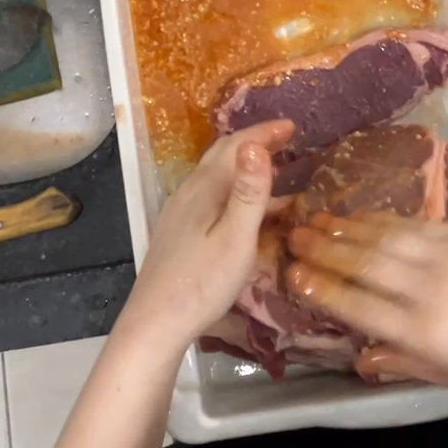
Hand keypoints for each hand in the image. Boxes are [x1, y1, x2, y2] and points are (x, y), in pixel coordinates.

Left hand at [118, 120, 293, 352]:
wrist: (156, 321)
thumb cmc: (202, 282)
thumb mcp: (235, 239)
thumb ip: (249, 193)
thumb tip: (257, 144)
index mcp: (205, 188)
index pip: (236, 146)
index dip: (264, 133)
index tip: (291, 126)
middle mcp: (189, 191)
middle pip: (222, 156)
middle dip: (254, 142)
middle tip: (285, 139)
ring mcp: (180, 211)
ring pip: (216, 176)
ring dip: (244, 166)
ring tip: (274, 171)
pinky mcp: (178, 230)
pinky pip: (211, 195)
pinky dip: (234, 189)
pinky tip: (246, 211)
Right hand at [285, 213, 447, 400]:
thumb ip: (404, 362)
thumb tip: (359, 356)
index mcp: (426, 335)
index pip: (358, 306)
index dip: (320, 289)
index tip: (291, 276)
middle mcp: (429, 291)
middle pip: (362, 264)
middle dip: (321, 250)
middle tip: (290, 236)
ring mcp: (446, 256)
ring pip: (380, 237)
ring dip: (342, 228)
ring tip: (312, 219)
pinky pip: (409, 223)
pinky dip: (377, 219)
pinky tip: (357, 216)